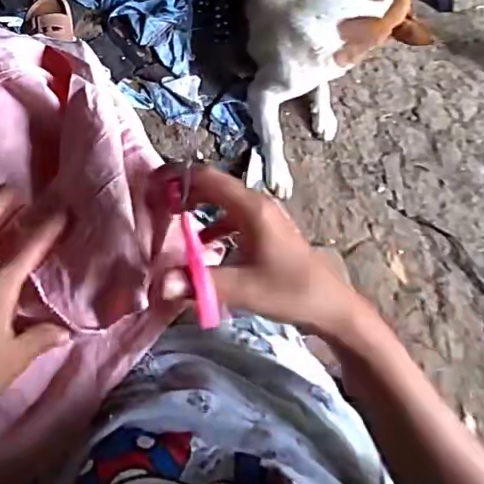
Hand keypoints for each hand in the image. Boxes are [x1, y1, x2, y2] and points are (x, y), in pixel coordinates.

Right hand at [154, 164, 372, 343]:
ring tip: (172, 220)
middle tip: (154, 203)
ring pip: (221, 200)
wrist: (332, 307)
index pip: (206, 177)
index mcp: (251, 207)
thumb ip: (200, 282)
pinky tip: (203, 245)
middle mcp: (256, 204)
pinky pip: (232, 216)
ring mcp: (263, 216)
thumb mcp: (243, 289)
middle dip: (182, 190)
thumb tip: (160, 282)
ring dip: (196, 206)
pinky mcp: (266, 230)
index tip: (151, 185)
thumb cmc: (290, 292)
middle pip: (212, 184)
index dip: (176, 177)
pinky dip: (212, 223)